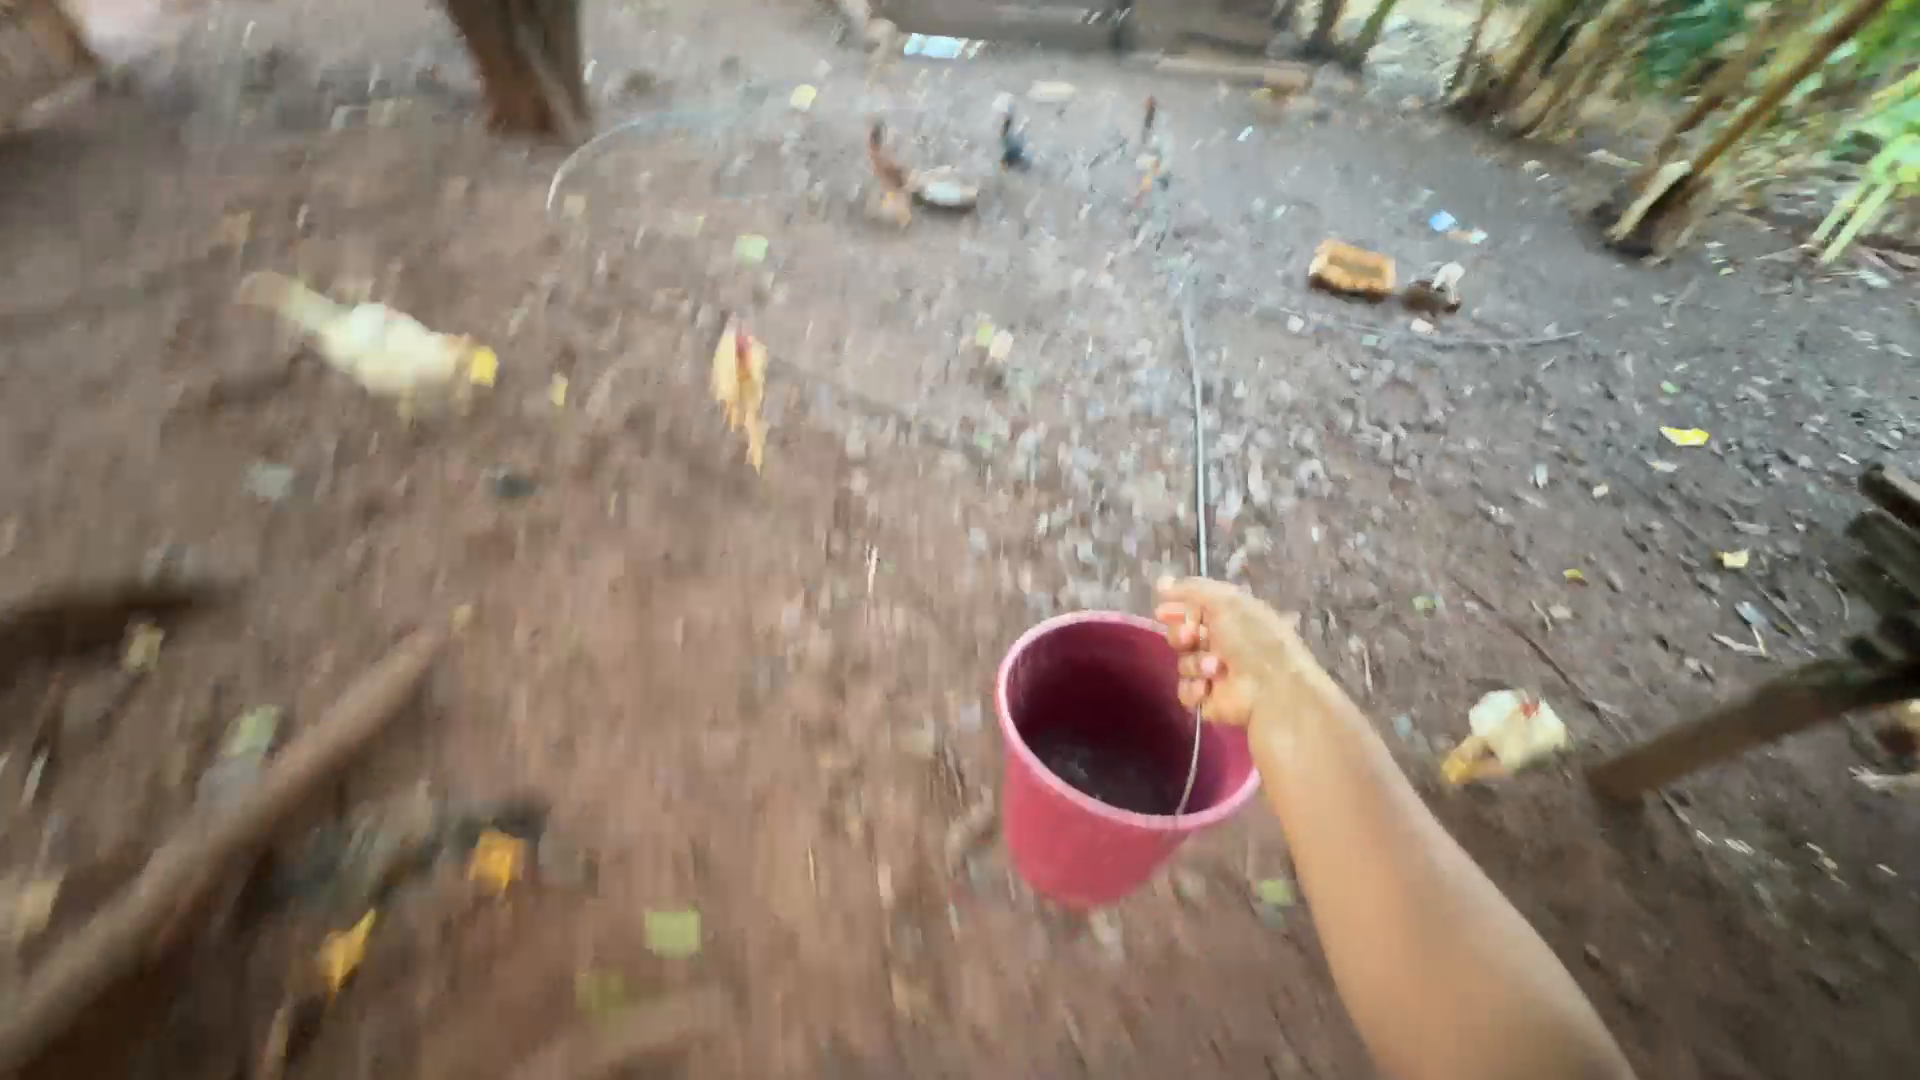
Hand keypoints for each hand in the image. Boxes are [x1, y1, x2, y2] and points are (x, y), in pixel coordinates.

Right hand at [1154, 576, 1320, 727]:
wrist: (1270, 688)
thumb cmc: (1252, 640)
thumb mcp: (1225, 602)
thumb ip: (1192, 589)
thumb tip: (1161, 582)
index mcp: (1232, 619)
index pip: (1195, 610)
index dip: (1177, 610)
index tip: (1161, 611)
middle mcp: (1224, 645)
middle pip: (1183, 636)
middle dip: (1181, 636)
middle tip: (1190, 638)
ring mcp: (1216, 674)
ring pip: (1183, 663)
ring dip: (1194, 663)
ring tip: (1215, 668)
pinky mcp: (1210, 700)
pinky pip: (1185, 691)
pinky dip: (1193, 689)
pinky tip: (1207, 688)